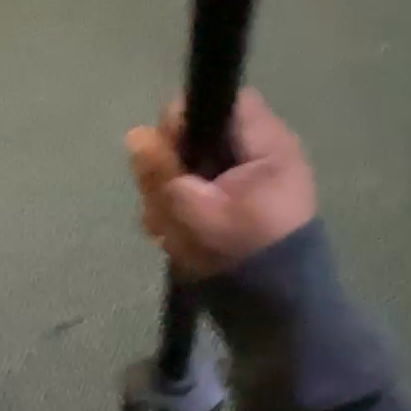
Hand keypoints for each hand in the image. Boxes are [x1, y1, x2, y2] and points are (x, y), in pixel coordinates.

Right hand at [125, 88, 317, 277]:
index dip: (186, 116)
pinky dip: (176, 211)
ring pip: (186, 167)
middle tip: (164, 196)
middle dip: (169, 165)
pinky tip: (174, 233)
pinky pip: (191, 192)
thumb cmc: (242, 252)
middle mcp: (256, 155)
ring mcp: (242, 182)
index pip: (220, 100)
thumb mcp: (195, 211)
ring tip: (170, 226)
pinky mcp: (228, 205)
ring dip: (167, 194)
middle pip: (195, 135)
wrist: (275, 310)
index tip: (168, 147)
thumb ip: (163, 172)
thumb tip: (135, 135)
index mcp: (264, 144)